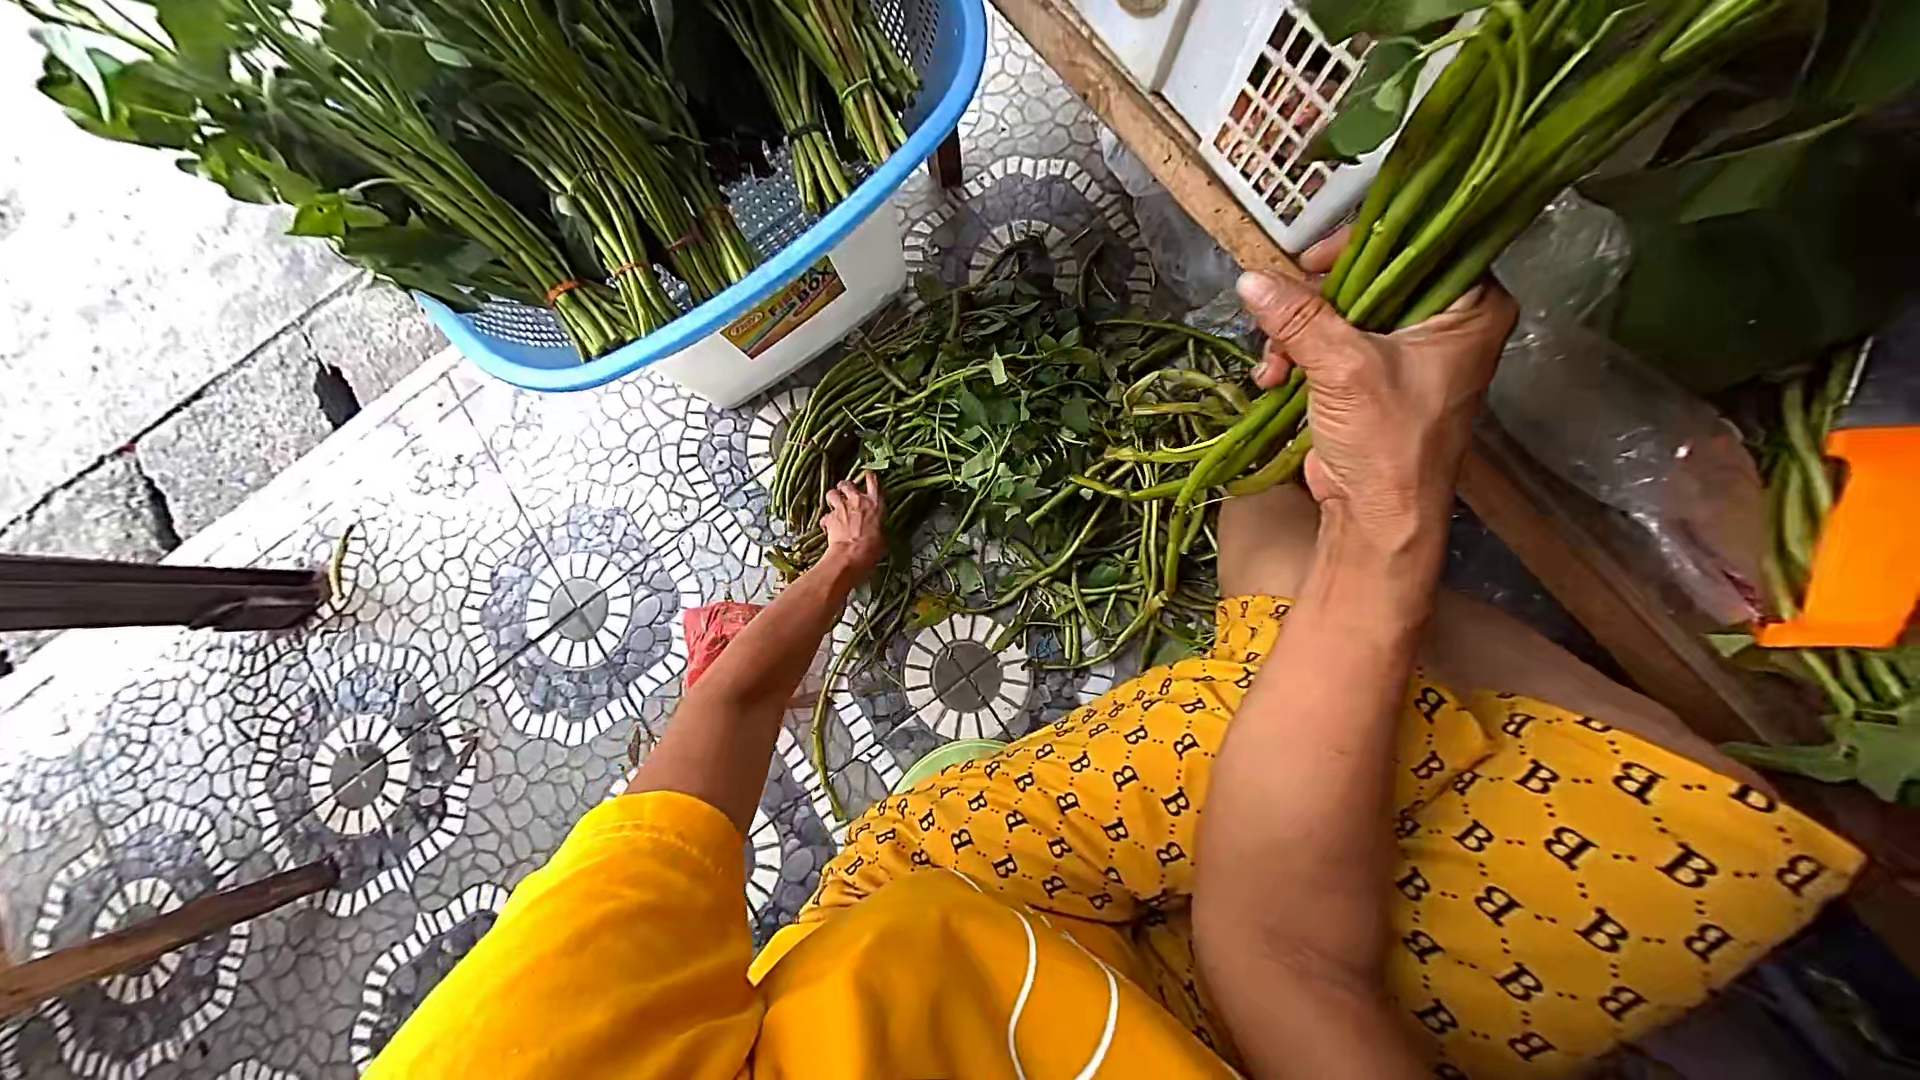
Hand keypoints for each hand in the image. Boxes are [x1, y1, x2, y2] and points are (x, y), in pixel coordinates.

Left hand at [821, 472, 886, 576]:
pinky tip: (827, 525)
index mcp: (875, 503)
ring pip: (832, 493)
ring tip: (833, 503)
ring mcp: (842, 507)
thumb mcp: (882, 536)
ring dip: (832, 497)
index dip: (869, 476)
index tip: (867, 475)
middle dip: (845, 486)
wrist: (852, 554)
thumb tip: (877, 530)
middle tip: (844, 491)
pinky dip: (826, 520)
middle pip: (848, 484)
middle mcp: (858, 500)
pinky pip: (825, 515)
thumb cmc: (872, 547)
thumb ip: (878, 526)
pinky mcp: (830, 517)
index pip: (873, 482)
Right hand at [1237, 232, 1515, 543]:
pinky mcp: (1366, 379)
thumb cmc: (1389, 444)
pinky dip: (1294, 360)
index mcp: (1468, 307)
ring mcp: (1400, 353)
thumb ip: (1299, 320)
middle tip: (1282, 325)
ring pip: (1337, 317)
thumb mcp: (1344, 369)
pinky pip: (1324, 348)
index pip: (1418, 243)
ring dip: (1294, 338)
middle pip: (1367, 281)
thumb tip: (1252, 280)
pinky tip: (1274, 379)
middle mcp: (1440, 324)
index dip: (1360, 246)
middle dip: (1311, 307)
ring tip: (1274, 368)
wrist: (1376, 514)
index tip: (1310, 262)